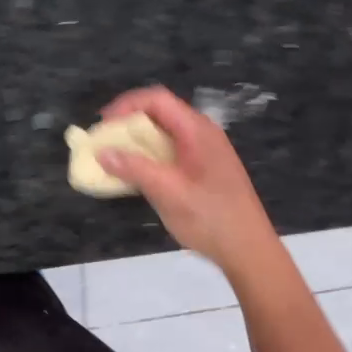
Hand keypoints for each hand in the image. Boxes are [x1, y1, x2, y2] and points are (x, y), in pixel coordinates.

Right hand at [96, 87, 283, 275]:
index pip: (157, 100)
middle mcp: (202, 134)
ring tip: (113, 158)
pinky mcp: (204, 170)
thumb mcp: (168, 192)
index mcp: (197, 131)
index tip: (102, 125)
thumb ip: (134, 169)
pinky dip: (149, 157)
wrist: (249, 251)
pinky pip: (171, 152)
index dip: (126, 106)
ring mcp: (205, 152)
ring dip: (136, 142)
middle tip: (103, 142)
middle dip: (127, 124)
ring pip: (164, 134)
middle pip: (160, 113)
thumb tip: (102, 152)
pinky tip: (136, 176)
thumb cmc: (211, 218)